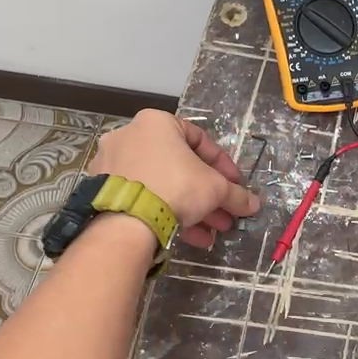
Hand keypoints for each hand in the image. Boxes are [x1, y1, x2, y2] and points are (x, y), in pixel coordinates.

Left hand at [88, 111, 260, 248]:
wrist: (127, 218)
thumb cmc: (177, 186)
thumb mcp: (216, 189)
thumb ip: (236, 194)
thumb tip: (254, 204)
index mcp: (157, 122)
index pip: (200, 139)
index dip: (223, 165)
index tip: (235, 184)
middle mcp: (130, 136)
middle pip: (180, 166)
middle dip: (208, 193)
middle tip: (225, 212)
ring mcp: (113, 164)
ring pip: (163, 184)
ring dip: (191, 207)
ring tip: (212, 231)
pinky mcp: (103, 190)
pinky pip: (144, 197)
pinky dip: (166, 212)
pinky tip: (189, 236)